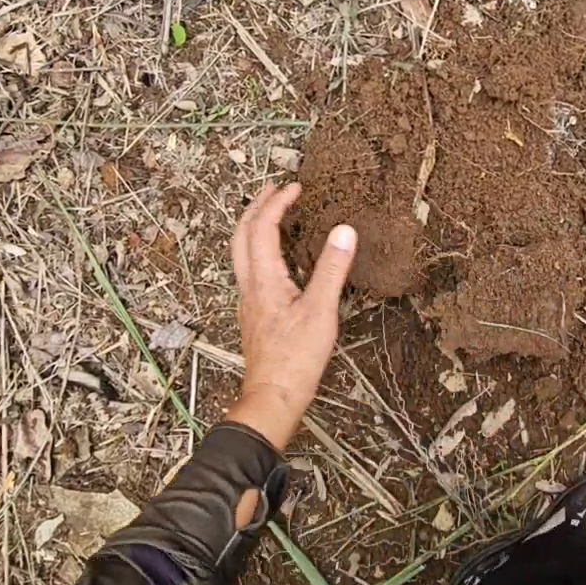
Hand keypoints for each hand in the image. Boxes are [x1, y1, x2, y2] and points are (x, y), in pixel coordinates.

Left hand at [226, 183, 355, 450]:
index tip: (295, 186)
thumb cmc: (295, 360)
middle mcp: (250, 286)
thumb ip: (331, 269)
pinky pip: (250, 269)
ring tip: (272, 214)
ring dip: (254, 227)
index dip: (277, 203)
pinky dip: (260, 249)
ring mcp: (249, 301)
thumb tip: (344, 230)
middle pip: (241, 235)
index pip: (263, 228)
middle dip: (256, 207)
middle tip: (274, 189)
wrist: (272, 398)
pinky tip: (278, 258)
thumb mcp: (321, 311)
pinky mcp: (255, 314)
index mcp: (263, 280)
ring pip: (241, 252)